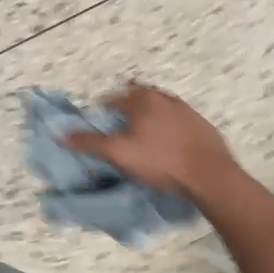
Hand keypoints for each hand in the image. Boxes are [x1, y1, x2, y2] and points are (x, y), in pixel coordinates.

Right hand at [65, 81, 244, 201]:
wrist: (211, 176)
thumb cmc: (161, 161)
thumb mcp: (120, 154)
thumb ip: (90, 143)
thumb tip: (61, 134)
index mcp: (141, 100)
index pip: (115, 98)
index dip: (105, 109)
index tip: (103, 123)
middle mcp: (163, 98)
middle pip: (140, 96)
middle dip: (129, 105)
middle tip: (123, 124)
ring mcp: (186, 110)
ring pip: (161, 105)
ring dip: (151, 114)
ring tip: (146, 133)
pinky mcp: (203, 125)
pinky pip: (180, 119)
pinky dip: (171, 125)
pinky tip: (171, 142)